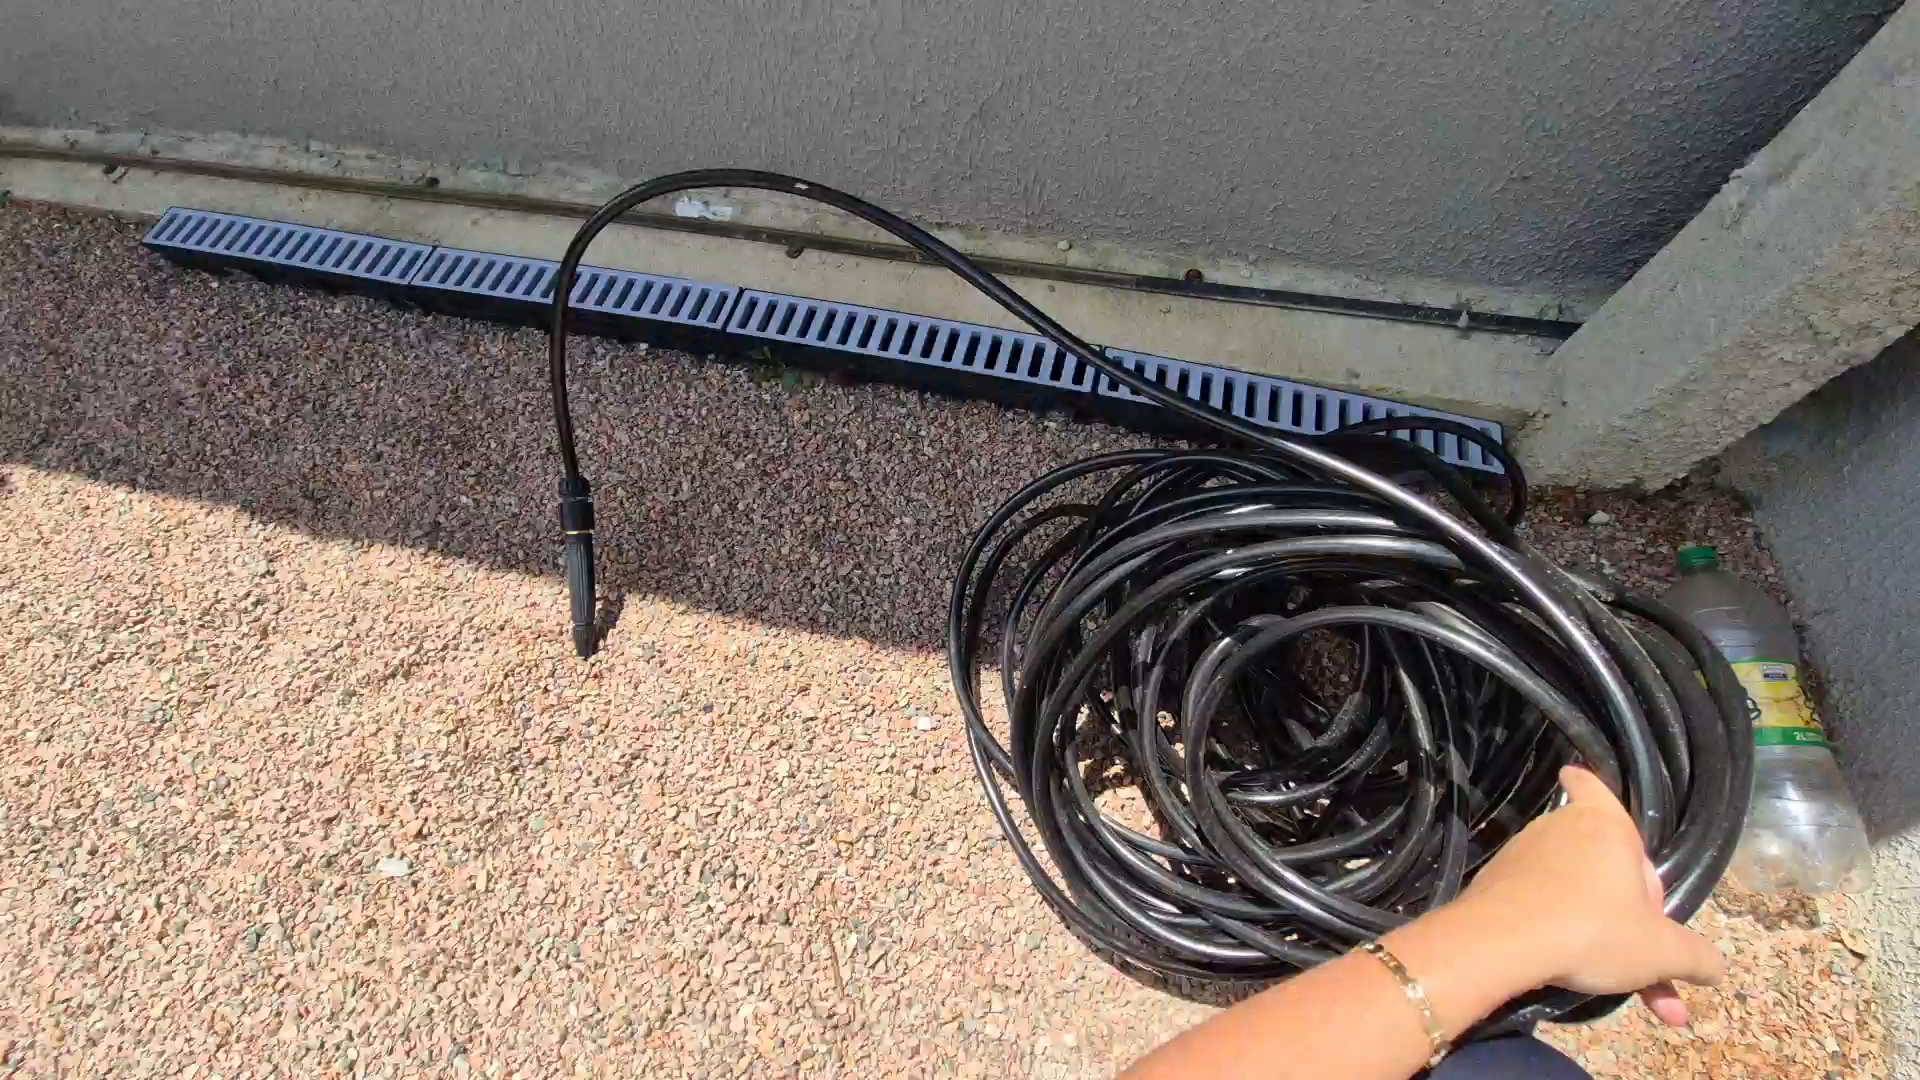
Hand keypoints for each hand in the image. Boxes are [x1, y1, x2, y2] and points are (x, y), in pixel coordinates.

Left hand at [1459, 766, 1723, 1024]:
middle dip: (1634, 908)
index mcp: (1601, 828)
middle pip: (1604, 860)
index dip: (1587, 783)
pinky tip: (1593, 980)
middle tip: (1656, 954)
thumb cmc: (1592, 929)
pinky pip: (1551, 906)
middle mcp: (1558, 831)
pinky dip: (1574, 939)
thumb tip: (1710, 965)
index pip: (1590, 787)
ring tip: (1644, 992)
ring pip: (1582, 892)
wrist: (1502, 941)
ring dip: (1612, 937)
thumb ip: (1697, 956)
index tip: (1577, 776)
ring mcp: (1524, 855)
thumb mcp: (1666, 952)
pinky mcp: (1501, 881)